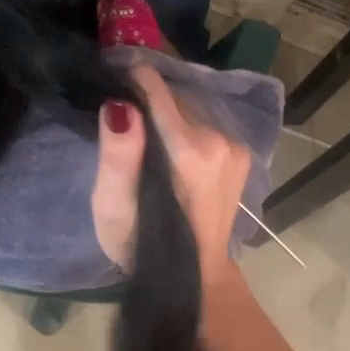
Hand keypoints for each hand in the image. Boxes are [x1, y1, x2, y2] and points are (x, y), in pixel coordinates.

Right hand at [93, 67, 251, 284]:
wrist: (191, 278)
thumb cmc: (140, 243)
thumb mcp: (112, 204)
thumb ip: (118, 154)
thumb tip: (119, 105)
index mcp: (189, 151)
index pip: (158, 90)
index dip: (131, 76)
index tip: (108, 72)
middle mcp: (219, 140)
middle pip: (173, 97)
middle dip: (145, 96)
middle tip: (116, 107)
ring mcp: (236, 147)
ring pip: (189, 107)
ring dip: (163, 110)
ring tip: (137, 127)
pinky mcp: (241, 154)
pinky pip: (203, 121)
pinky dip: (181, 123)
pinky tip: (164, 144)